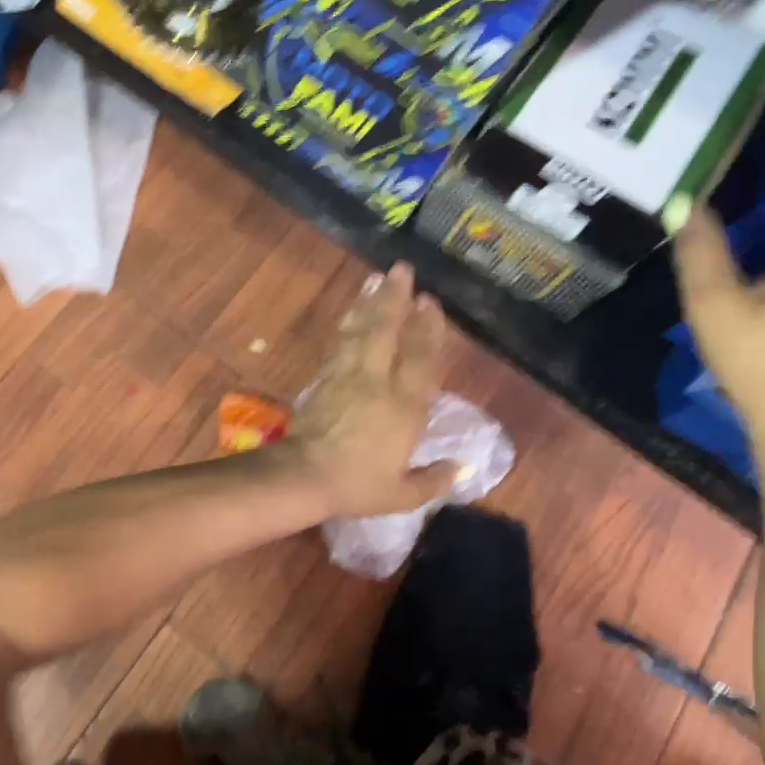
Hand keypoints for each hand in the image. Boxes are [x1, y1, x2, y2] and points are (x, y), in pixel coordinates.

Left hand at [286, 261, 462, 516]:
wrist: (304, 476)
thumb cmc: (357, 485)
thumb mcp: (401, 494)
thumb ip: (432, 480)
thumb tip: (459, 469)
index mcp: (404, 406)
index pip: (420, 357)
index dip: (427, 328)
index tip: (430, 301)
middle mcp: (377, 381)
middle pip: (387, 330)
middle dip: (395, 298)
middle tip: (401, 269)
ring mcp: (347, 376)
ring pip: (361, 330)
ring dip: (370, 303)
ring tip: (376, 279)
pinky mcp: (324, 379)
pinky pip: (340, 343)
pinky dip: (349, 324)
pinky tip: (352, 314)